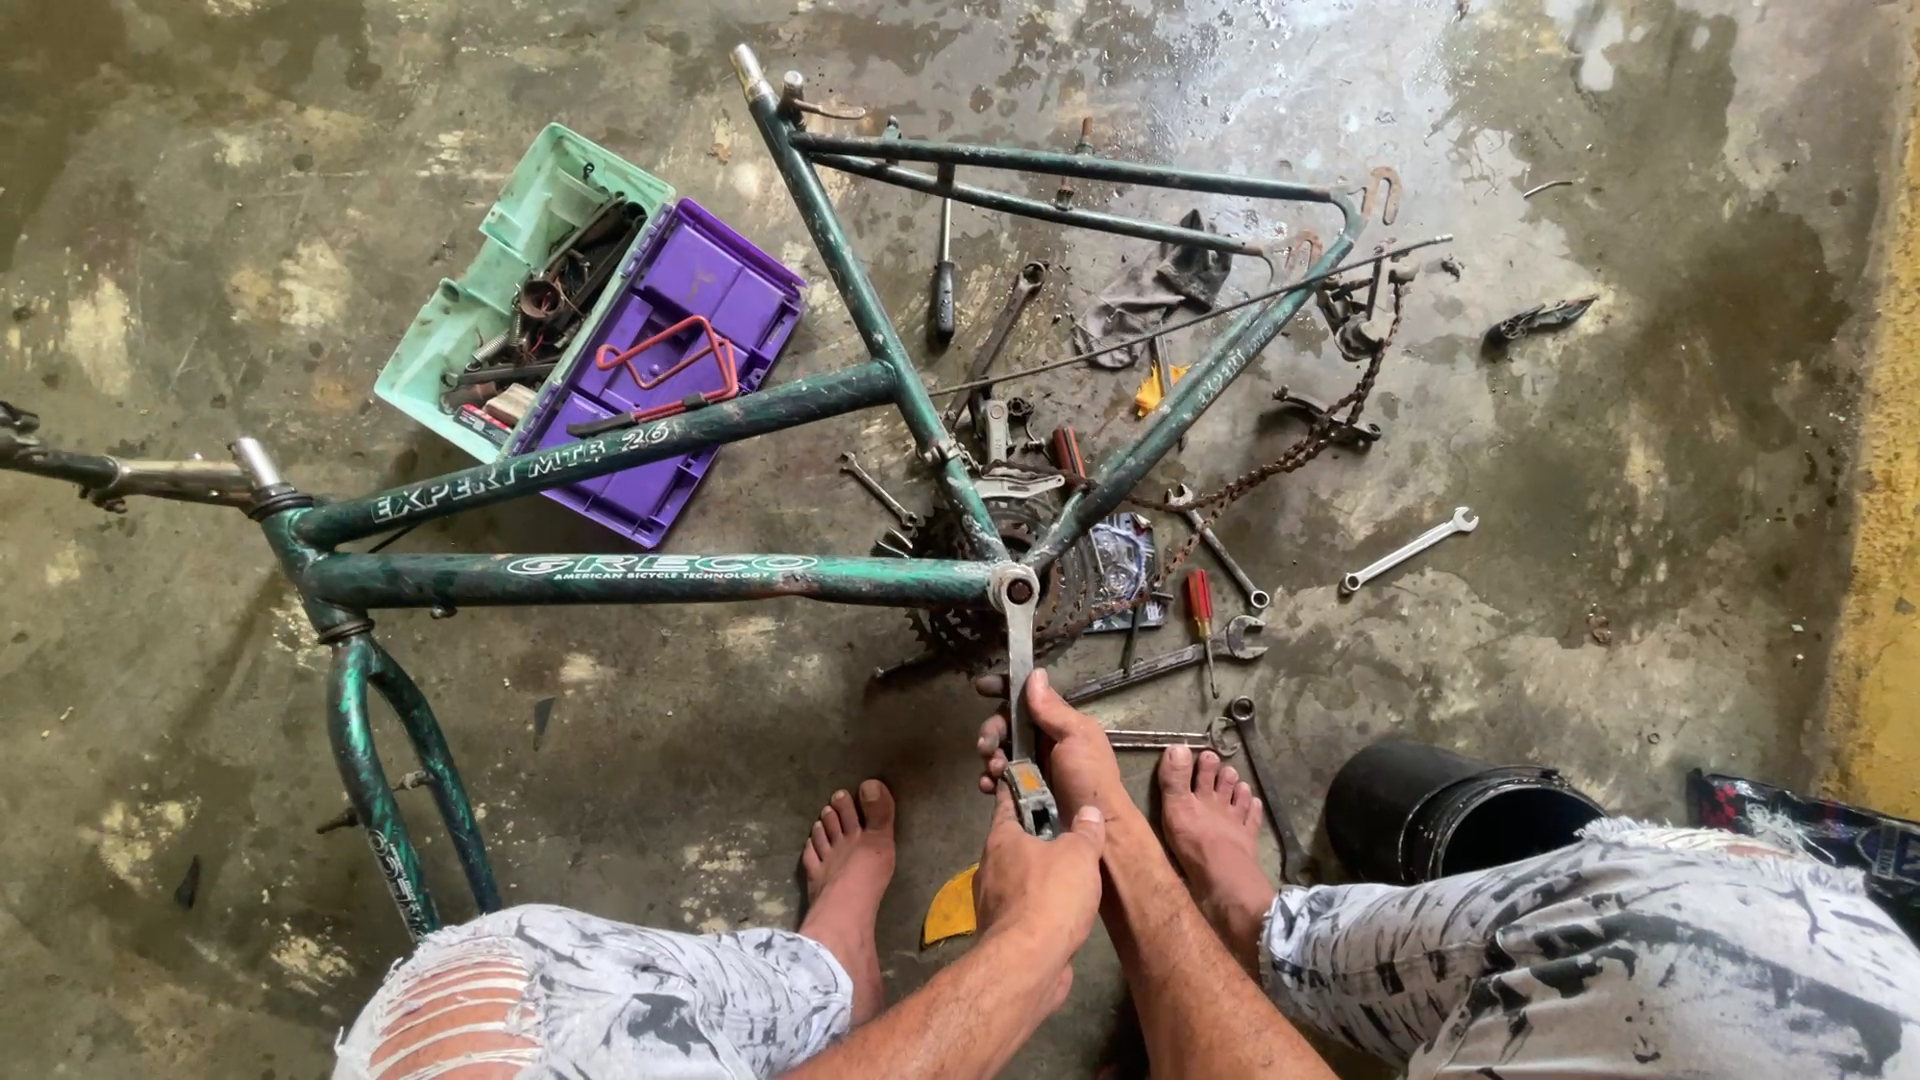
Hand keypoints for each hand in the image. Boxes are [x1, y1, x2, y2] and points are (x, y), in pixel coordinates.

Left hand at [973, 782, 1106, 995]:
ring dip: (1035, 876)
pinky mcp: (999, 934)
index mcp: (1002, 839)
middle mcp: (989, 866)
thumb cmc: (1050, 897)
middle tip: (1060, 836)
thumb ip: (1085, 832)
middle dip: (1032, 840)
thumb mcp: (1079, 855)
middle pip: (1011, 843)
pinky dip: (1036, 908)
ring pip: (1015, 878)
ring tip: (1064, 878)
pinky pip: (1020, 910)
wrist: (1028, 964)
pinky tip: (1058, 914)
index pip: (1007, 804)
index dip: (1017, 791)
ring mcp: (991, 902)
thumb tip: (1089, 812)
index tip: (1021, 782)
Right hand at [974, 669, 1133, 824]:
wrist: (1098, 830)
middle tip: (987, 745)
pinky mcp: (1021, 792)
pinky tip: (988, 786)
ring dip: (990, 756)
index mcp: (1059, 724)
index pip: (1028, 698)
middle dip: (992, 730)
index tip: (982, 687)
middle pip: (1006, 724)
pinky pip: (997, 779)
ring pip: (998, 750)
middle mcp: (1042, 742)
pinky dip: (989, 780)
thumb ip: (1052, 709)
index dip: (1005, 689)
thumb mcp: (1077, 736)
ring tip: (995, 770)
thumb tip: (1035, 674)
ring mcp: (1031, 768)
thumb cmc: (1090, 778)